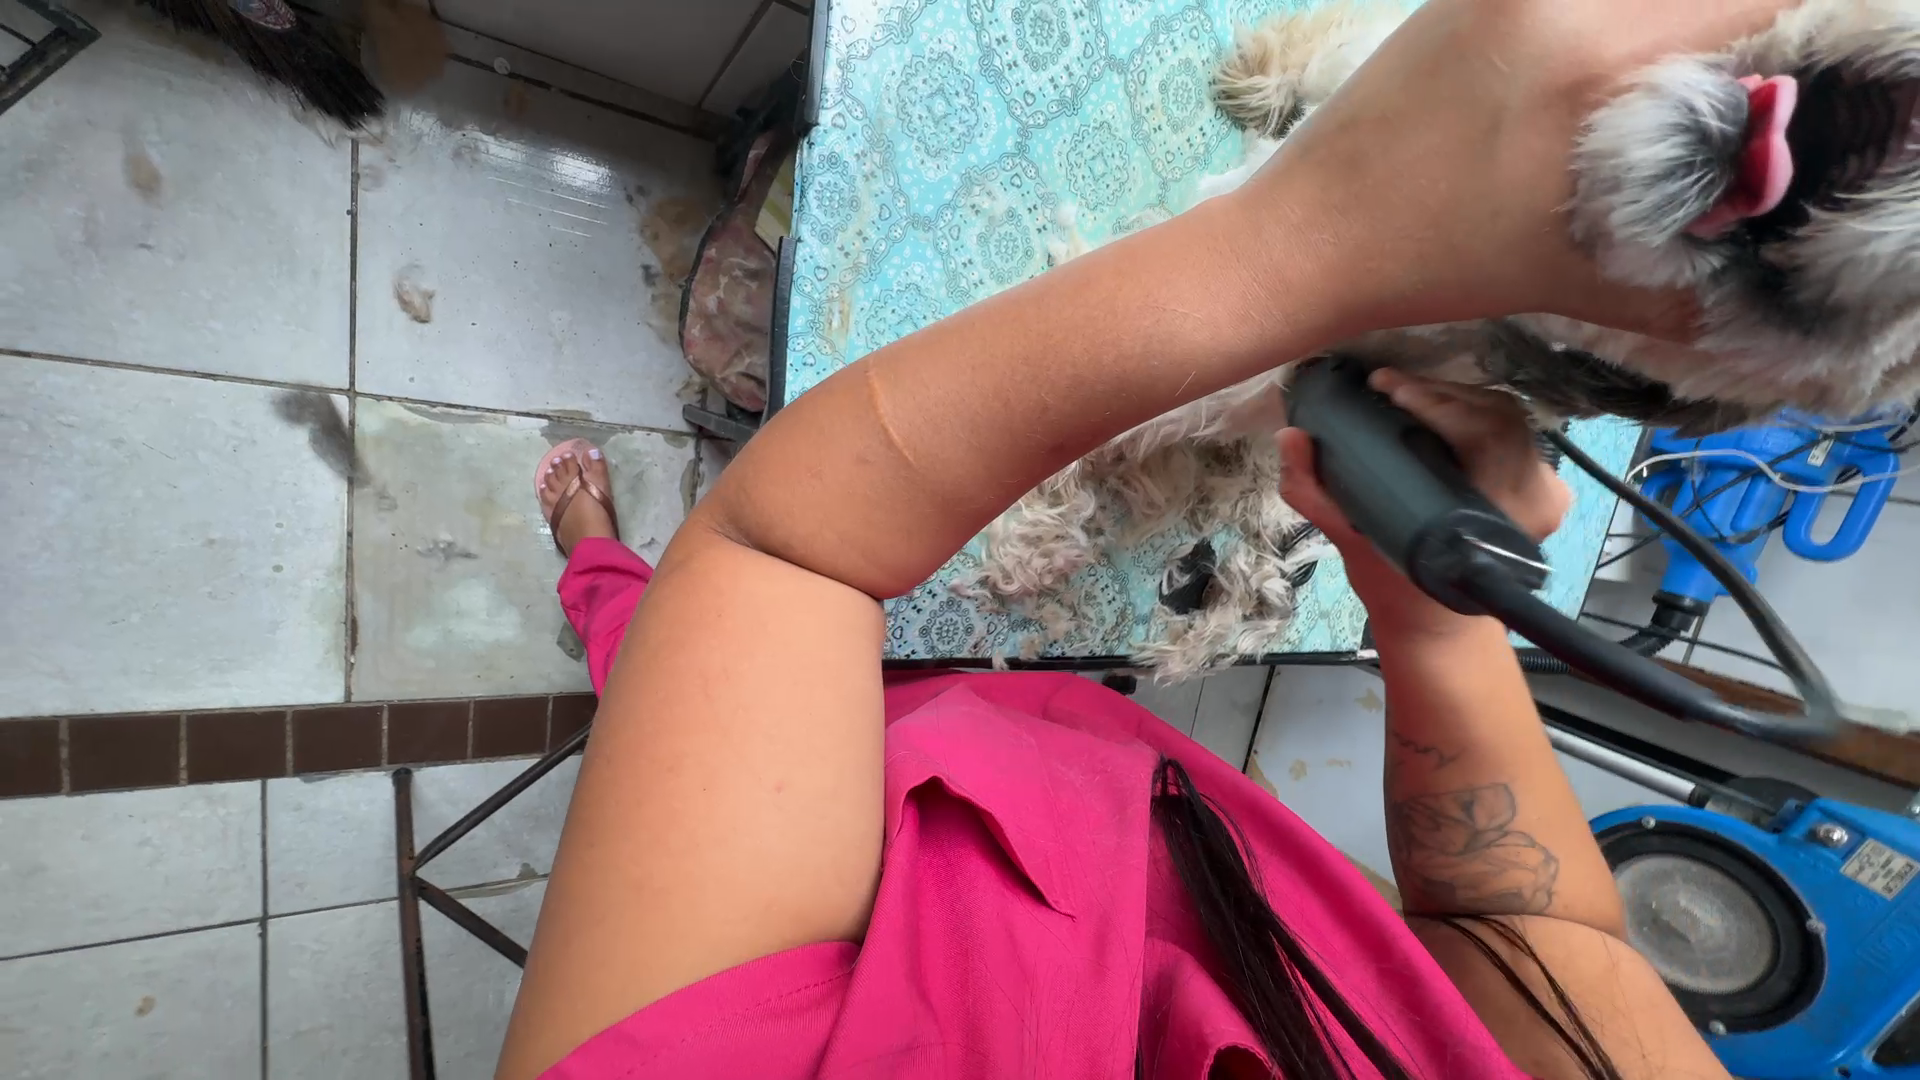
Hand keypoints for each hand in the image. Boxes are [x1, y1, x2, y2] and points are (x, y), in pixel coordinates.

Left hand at [1226, 0, 1795, 340]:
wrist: (1294, 244)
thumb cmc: (1416, 274)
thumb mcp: (1560, 279)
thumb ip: (1682, 280)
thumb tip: (1774, 299)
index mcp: (1603, 64)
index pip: (1780, 7)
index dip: (1818, 46)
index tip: (1794, 95)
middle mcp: (1562, 0)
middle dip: (1746, 32)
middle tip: (1727, 92)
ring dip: (1671, 24)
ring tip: (1653, 86)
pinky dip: (1604, 17)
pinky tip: (1588, 67)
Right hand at [1277, 369, 1569, 640]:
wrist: (1432, 622)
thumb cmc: (1395, 589)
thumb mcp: (1349, 541)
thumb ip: (1313, 492)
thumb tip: (1289, 435)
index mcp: (1501, 514)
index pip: (1485, 433)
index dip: (1436, 401)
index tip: (1386, 388)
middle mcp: (1538, 496)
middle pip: (1497, 415)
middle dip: (1439, 393)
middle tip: (1387, 388)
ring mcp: (1546, 489)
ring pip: (1506, 418)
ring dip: (1453, 399)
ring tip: (1403, 395)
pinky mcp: (1540, 483)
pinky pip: (1509, 432)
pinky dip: (1468, 413)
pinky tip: (1431, 411)